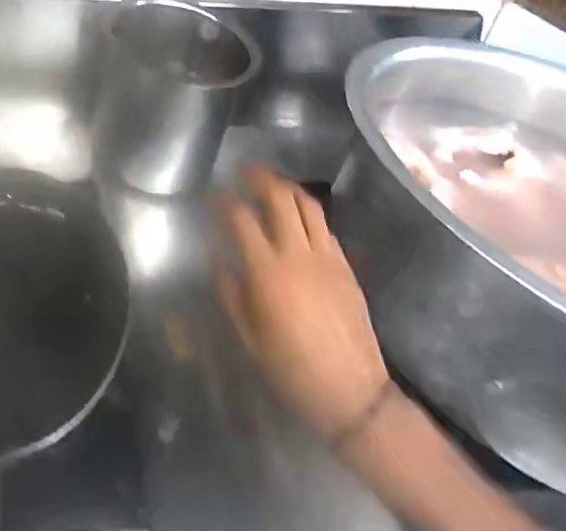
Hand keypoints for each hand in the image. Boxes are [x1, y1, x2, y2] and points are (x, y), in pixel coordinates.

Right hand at [217, 165, 389, 439]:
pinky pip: (324, 225)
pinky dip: (307, 212)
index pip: (241, 219)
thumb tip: (218, 259)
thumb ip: (230, 293)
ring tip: (272, 183)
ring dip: (287, 187)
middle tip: (244, 172)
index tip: (213, 195)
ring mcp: (326, 256)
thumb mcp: (249, 338)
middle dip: (260, 178)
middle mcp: (297, 254)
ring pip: (307, 204)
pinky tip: (298, 217)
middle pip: (279, 197)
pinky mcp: (345, 264)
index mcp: (267, 273)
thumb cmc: (292, 371)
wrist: (352, 393)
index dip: (224, 201)